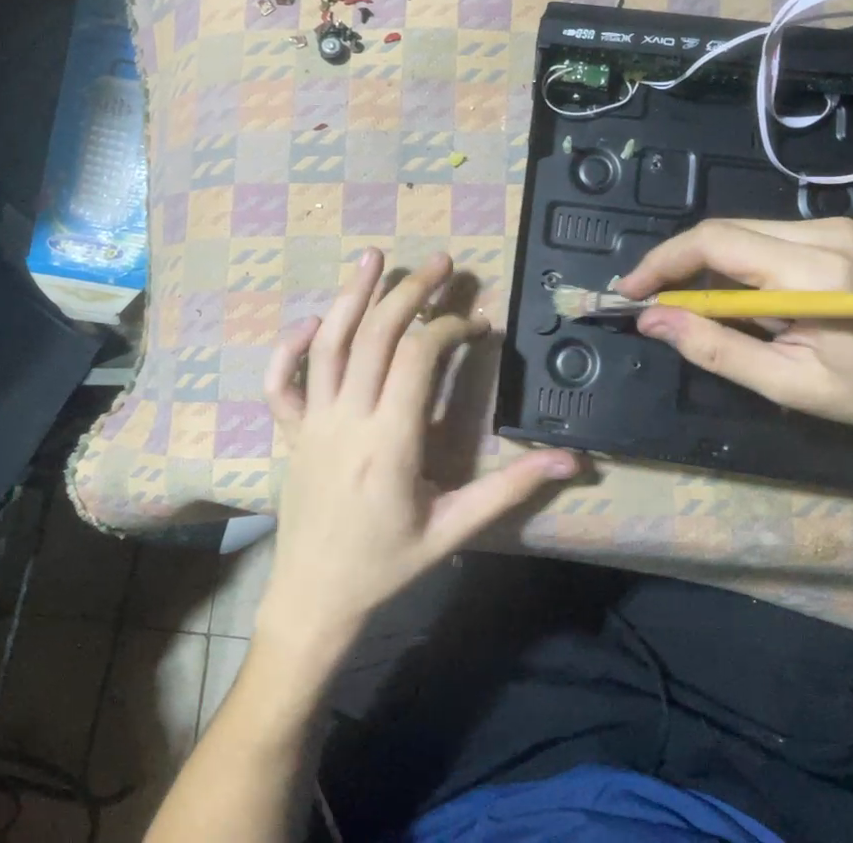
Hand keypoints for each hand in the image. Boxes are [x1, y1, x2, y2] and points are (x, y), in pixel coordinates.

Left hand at [257, 249, 581, 655]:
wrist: (316, 597)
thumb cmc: (388, 566)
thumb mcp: (454, 530)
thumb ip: (511, 490)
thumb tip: (573, 461)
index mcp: (389, 444)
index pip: (416, 358)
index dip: (448, 329)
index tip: (477, 323)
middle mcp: (346, 422)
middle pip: (374, 336)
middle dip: (409, 292)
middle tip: (441, 262)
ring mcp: (311, 423)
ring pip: (328, 346)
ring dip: (352, 296)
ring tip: (374, 256)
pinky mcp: (289, 432)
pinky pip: (280, 381)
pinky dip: (292, 346)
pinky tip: (316, 320)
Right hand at [617, 218, 852, 444]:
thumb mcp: (788, 384)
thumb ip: (716, 349)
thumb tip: (652, 320)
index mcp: (815, 273)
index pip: (716, 242)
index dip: (662, 263)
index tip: (629, 293)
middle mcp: (826, 234)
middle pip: (726, 232)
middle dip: (680, 267)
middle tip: (654, 307)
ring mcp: (838, 229)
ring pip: (745, 234)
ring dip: (712, 269)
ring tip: (705, 315)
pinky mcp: (843, 234)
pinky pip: (771, 240)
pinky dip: (742, 267)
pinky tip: (749, 305)